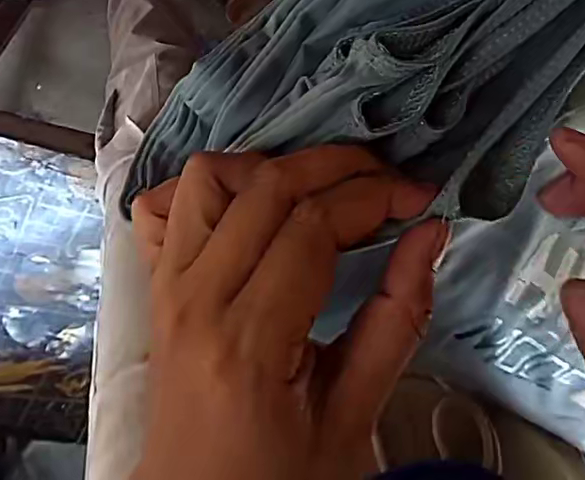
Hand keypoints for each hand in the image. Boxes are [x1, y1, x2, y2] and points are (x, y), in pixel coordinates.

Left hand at [128, 145, 450, 479]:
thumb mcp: (353, 419)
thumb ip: (397, 319)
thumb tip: (429, 231)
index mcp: (248, 342)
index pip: (312, 226)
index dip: (372, 196)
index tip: (417, 195)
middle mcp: (196, 297)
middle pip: (267, 186)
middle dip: (337, 166)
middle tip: (385, 179)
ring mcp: (166, 284)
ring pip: (210, 177)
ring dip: (271, 166)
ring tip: (318, 190)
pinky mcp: (154, 282)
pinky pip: (165, 203)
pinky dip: (209, 187)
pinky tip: (248, 203)